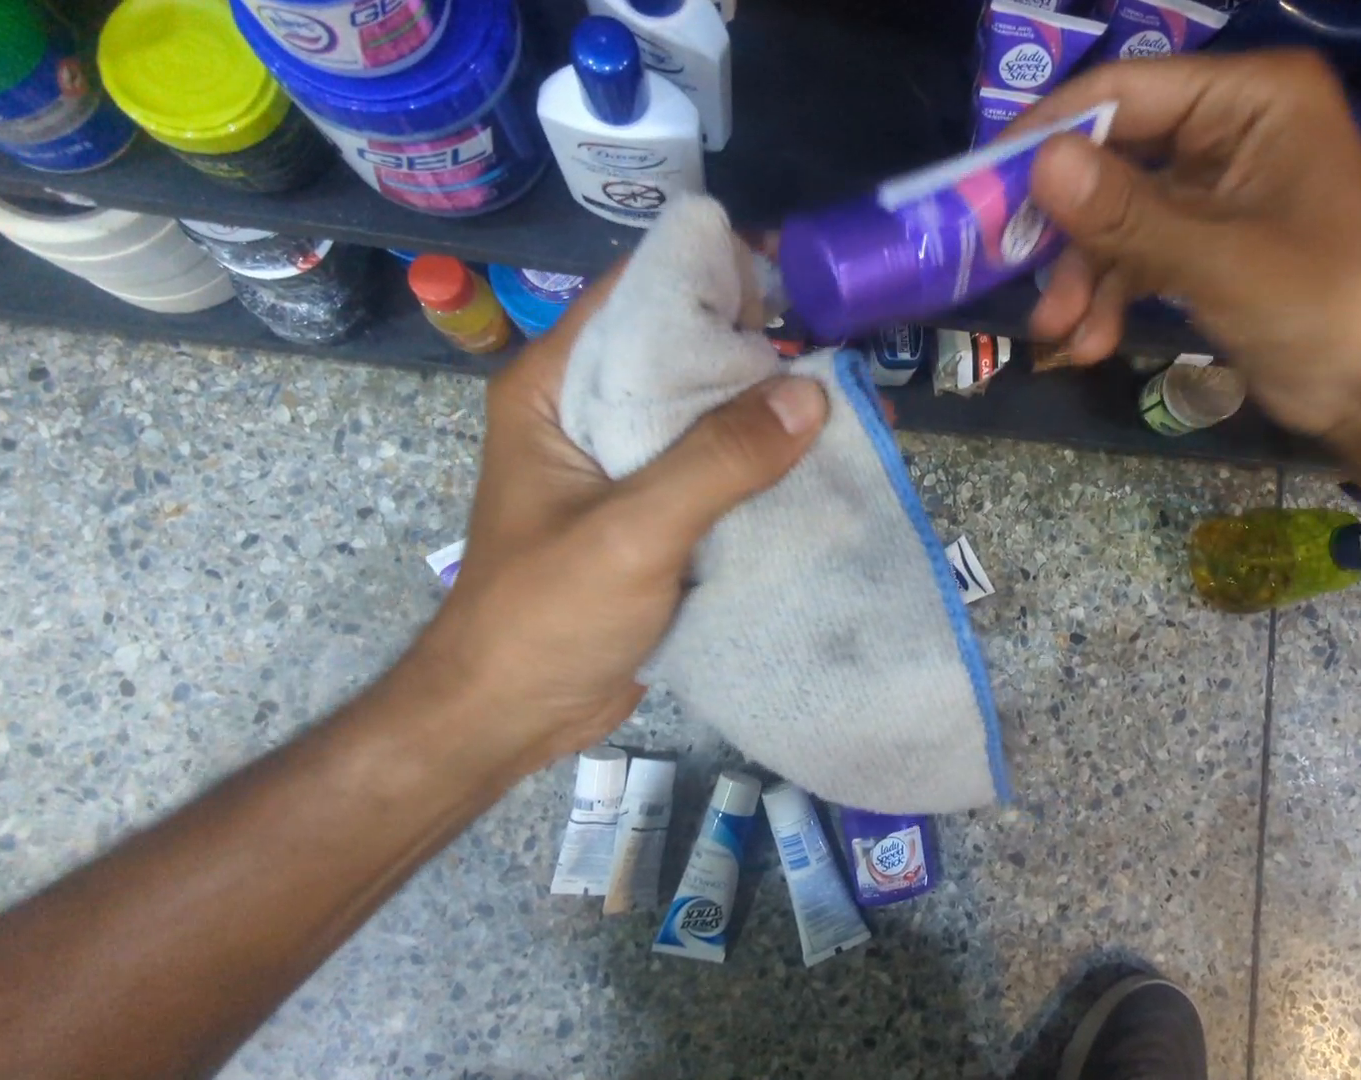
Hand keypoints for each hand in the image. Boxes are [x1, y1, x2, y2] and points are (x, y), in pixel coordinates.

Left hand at [411, 260, 828, 772]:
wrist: (511, 716)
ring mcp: (626, 466)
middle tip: (840, 350)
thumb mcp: (631, 532)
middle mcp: (591, 412)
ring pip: (709, 416)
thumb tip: (812, 395)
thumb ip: (717, 462)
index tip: (793, 276)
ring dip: (770, 412)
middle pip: (684, 355)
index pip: (637, 296)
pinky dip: (764, 466)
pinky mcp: (656, 513)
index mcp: (556, 387)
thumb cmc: (544, 617)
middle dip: (759, 351)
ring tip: (849, 406)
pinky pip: (718, 470)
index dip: (709, 275)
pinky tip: (820, 467)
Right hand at [1018, 52, 1360, 441]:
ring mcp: (1219, 194)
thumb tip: (1038, 166)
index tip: (986, 183)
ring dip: (1085, 277)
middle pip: (1115, 160)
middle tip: (1012, 269)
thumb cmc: (1328, 307)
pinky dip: (1113, 298)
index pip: (1125, 94)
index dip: (1051, 135)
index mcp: (1251, 100)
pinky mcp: (1211, 249)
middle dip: (1069, 229)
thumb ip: (1126, 214)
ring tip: (1058, 332)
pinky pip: (1142, 258)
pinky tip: (1093, 344)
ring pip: (1121, 220)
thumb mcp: (1219, 258)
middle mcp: (1232, 132)